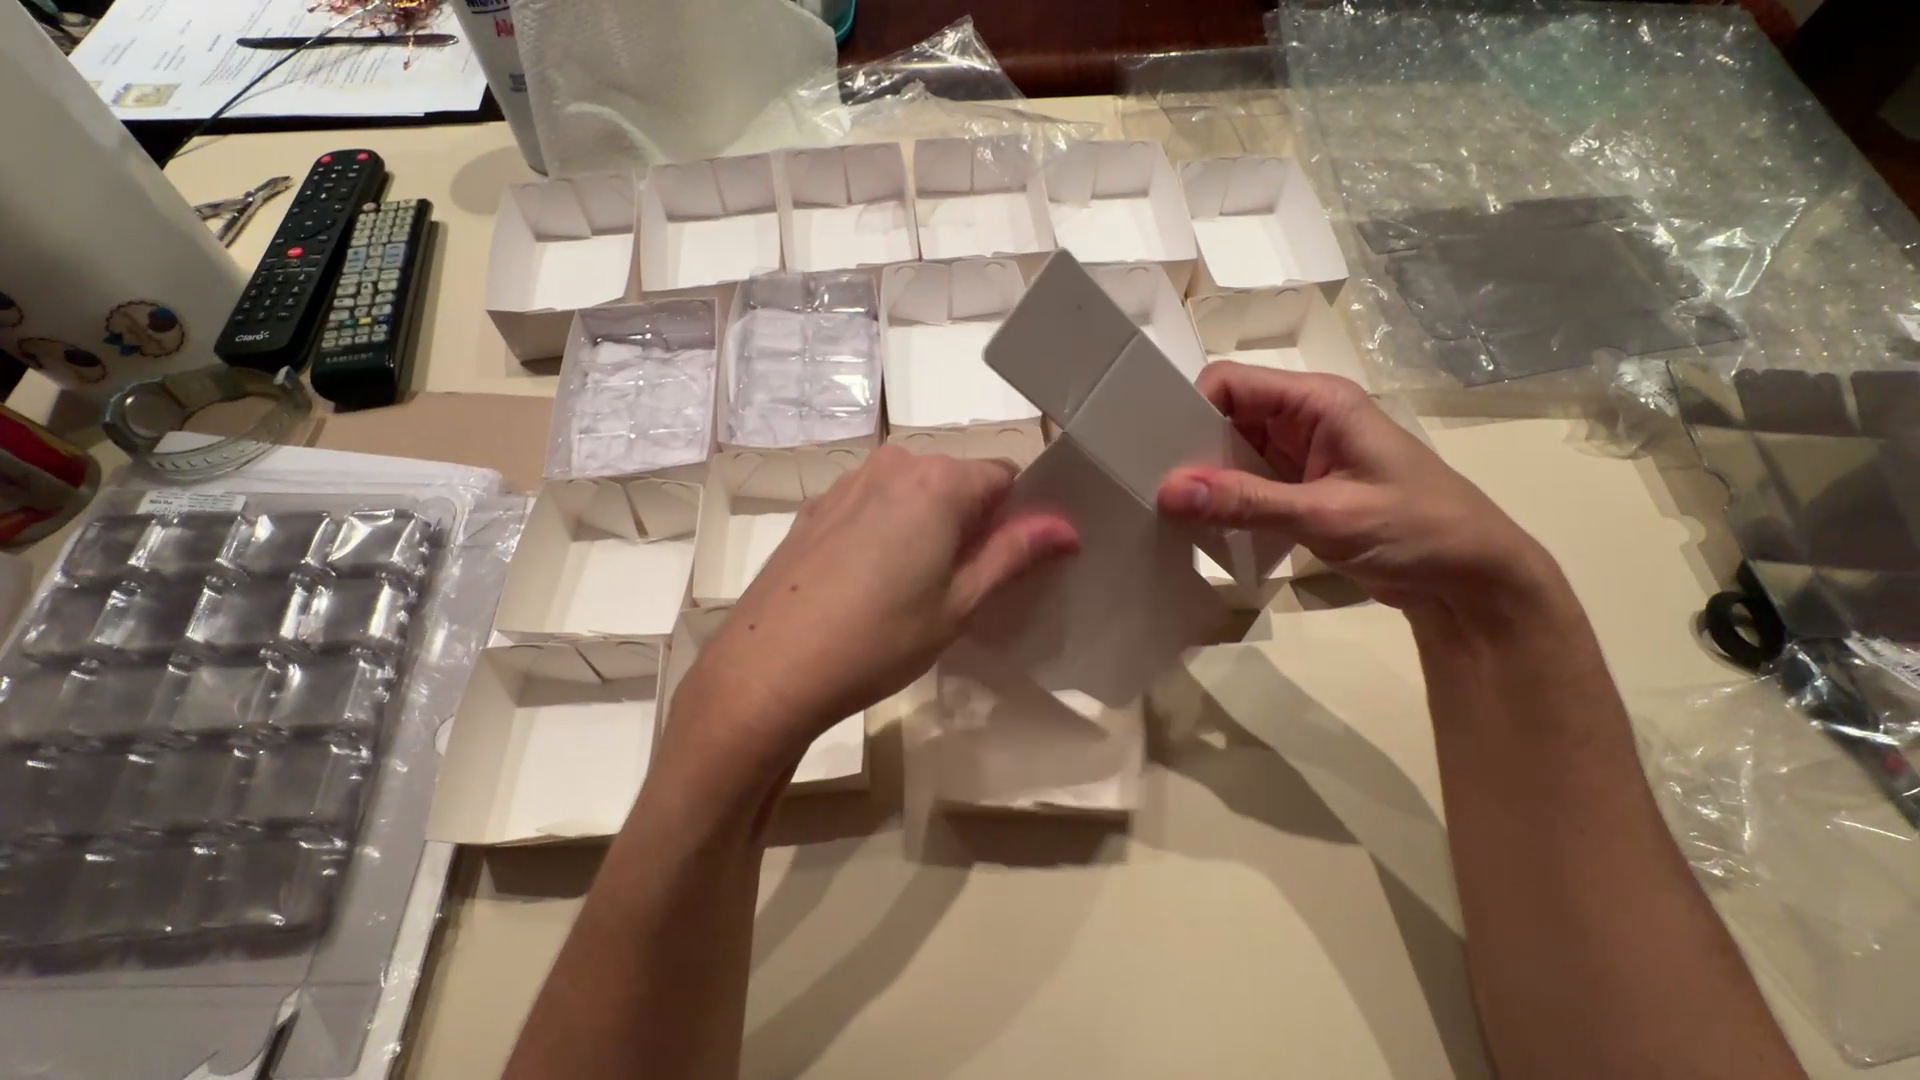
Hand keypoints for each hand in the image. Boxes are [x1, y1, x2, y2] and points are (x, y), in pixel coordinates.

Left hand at [677, 446, 1077, 767]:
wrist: (769, 668)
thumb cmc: (878, 639)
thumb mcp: (959, 604)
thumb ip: (1014, 555)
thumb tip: (1066, 528)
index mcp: (938, 481)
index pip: (1006, 476)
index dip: (1019, 517)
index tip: (1013, 564)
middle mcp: (893, 464)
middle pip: (958, 480)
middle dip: (974, 521)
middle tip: (965, 586)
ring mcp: (848, 483)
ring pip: (914, 492)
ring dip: (930, 526)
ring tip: (915, 589)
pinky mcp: (817, 508)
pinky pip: (875, 505)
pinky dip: (889, 530)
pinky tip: (870, 583)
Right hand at [1157, 362, 1552, 613]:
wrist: (1472, 580)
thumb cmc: (1414, 529)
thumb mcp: (1325, 514)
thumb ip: (1245, 502)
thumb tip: (1169, 491)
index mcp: (1317, 402)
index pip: (1232, 383)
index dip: (1190, 408)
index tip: (1154, 451)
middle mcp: (1304, 420)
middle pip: (1226, 417)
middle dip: (1189, 448)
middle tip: (1148, 487)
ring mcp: (1301, 458)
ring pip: (1232, 454)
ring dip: (1205, 481)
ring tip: (1165, 512)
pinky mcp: (1300, 492)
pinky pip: (1247, 487)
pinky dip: (1224, 504)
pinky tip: (1201, 529)